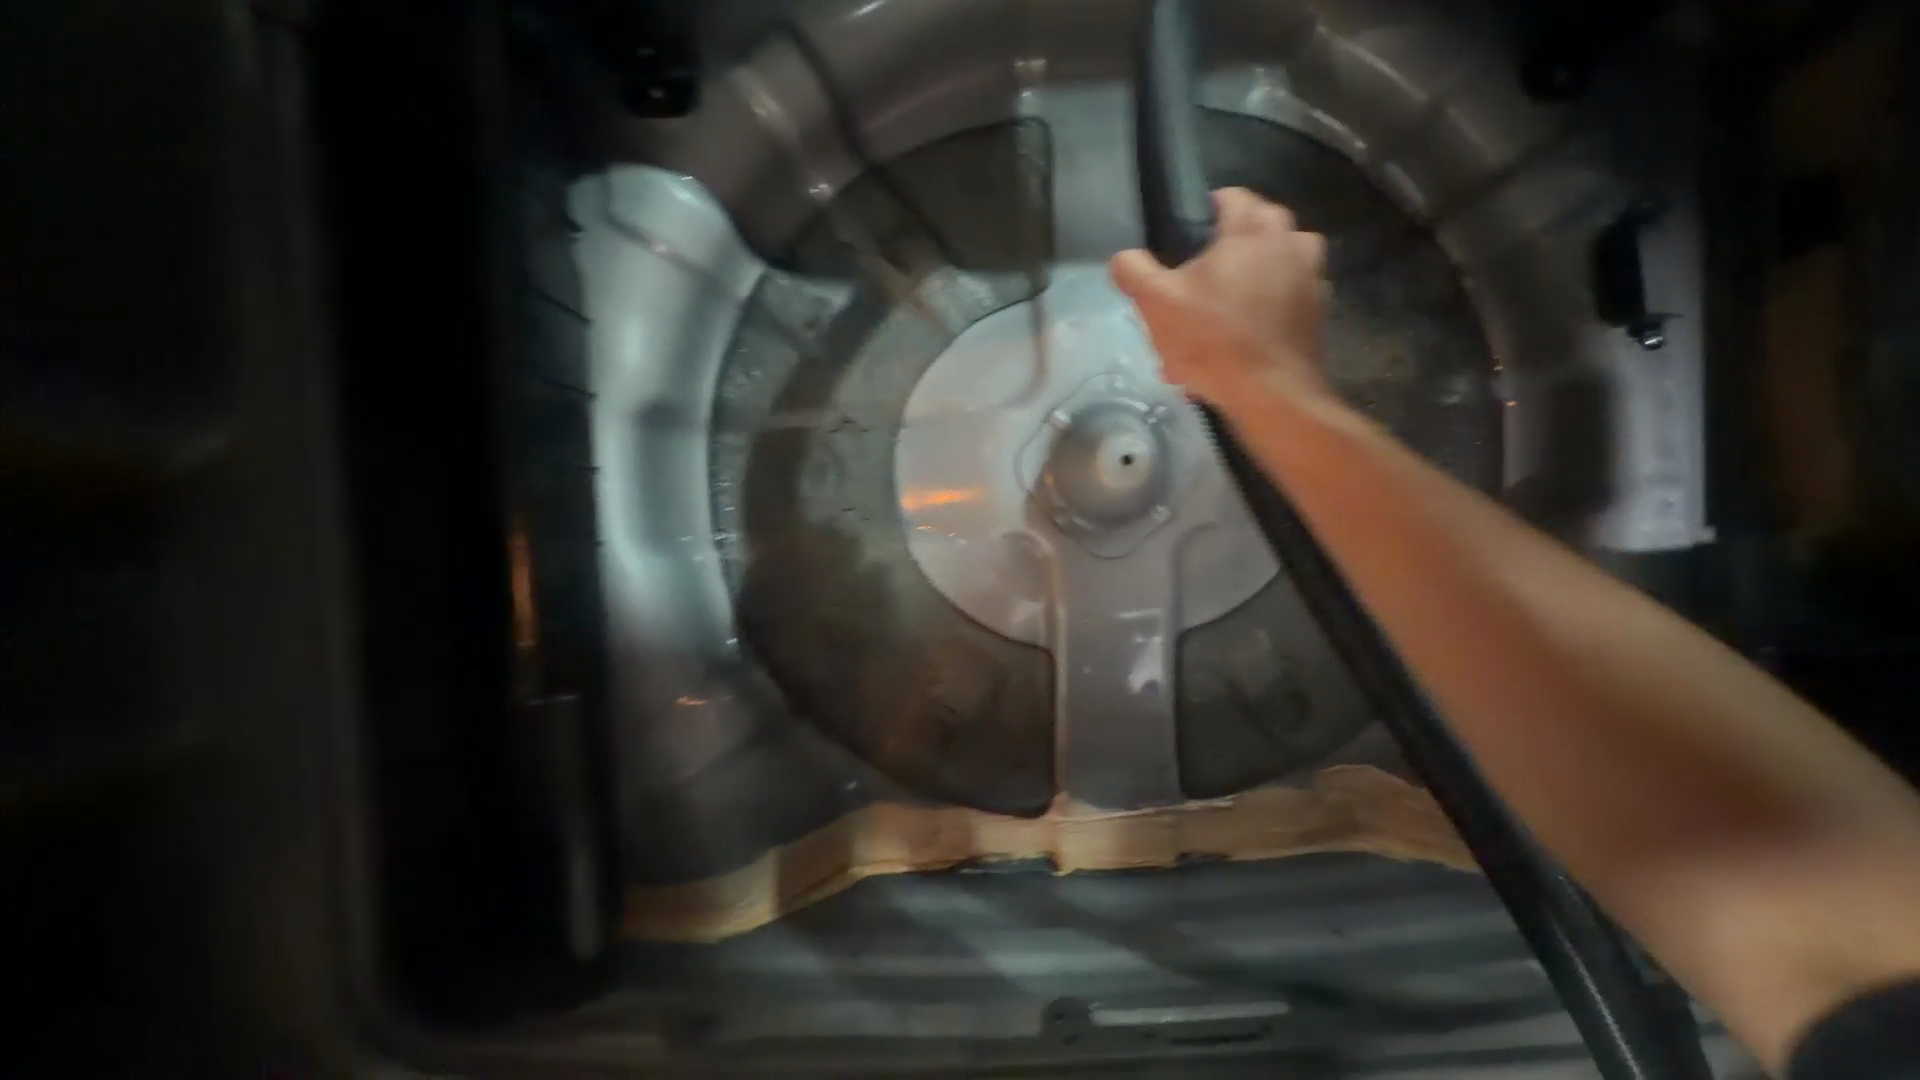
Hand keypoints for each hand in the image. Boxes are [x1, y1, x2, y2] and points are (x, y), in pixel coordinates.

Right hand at [1109, 187, 1332, 411]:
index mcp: (1252, 229)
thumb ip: (1134, 271)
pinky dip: (1271, 307)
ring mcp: (1312, 276)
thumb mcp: (1156, 303)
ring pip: (1281, 260)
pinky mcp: (1318, 311)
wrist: (1270, 392)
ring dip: (1259, 270)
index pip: (1231, 196)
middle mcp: (1290, 241)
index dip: (1206, 209)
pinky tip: (1246, 334)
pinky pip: (1290, 296)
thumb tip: (1123, 258)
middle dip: (1234, 241)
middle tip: (1206, 270)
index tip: (1189, 232)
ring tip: (1231, 299)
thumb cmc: (1212, 339)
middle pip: (1261, 224)